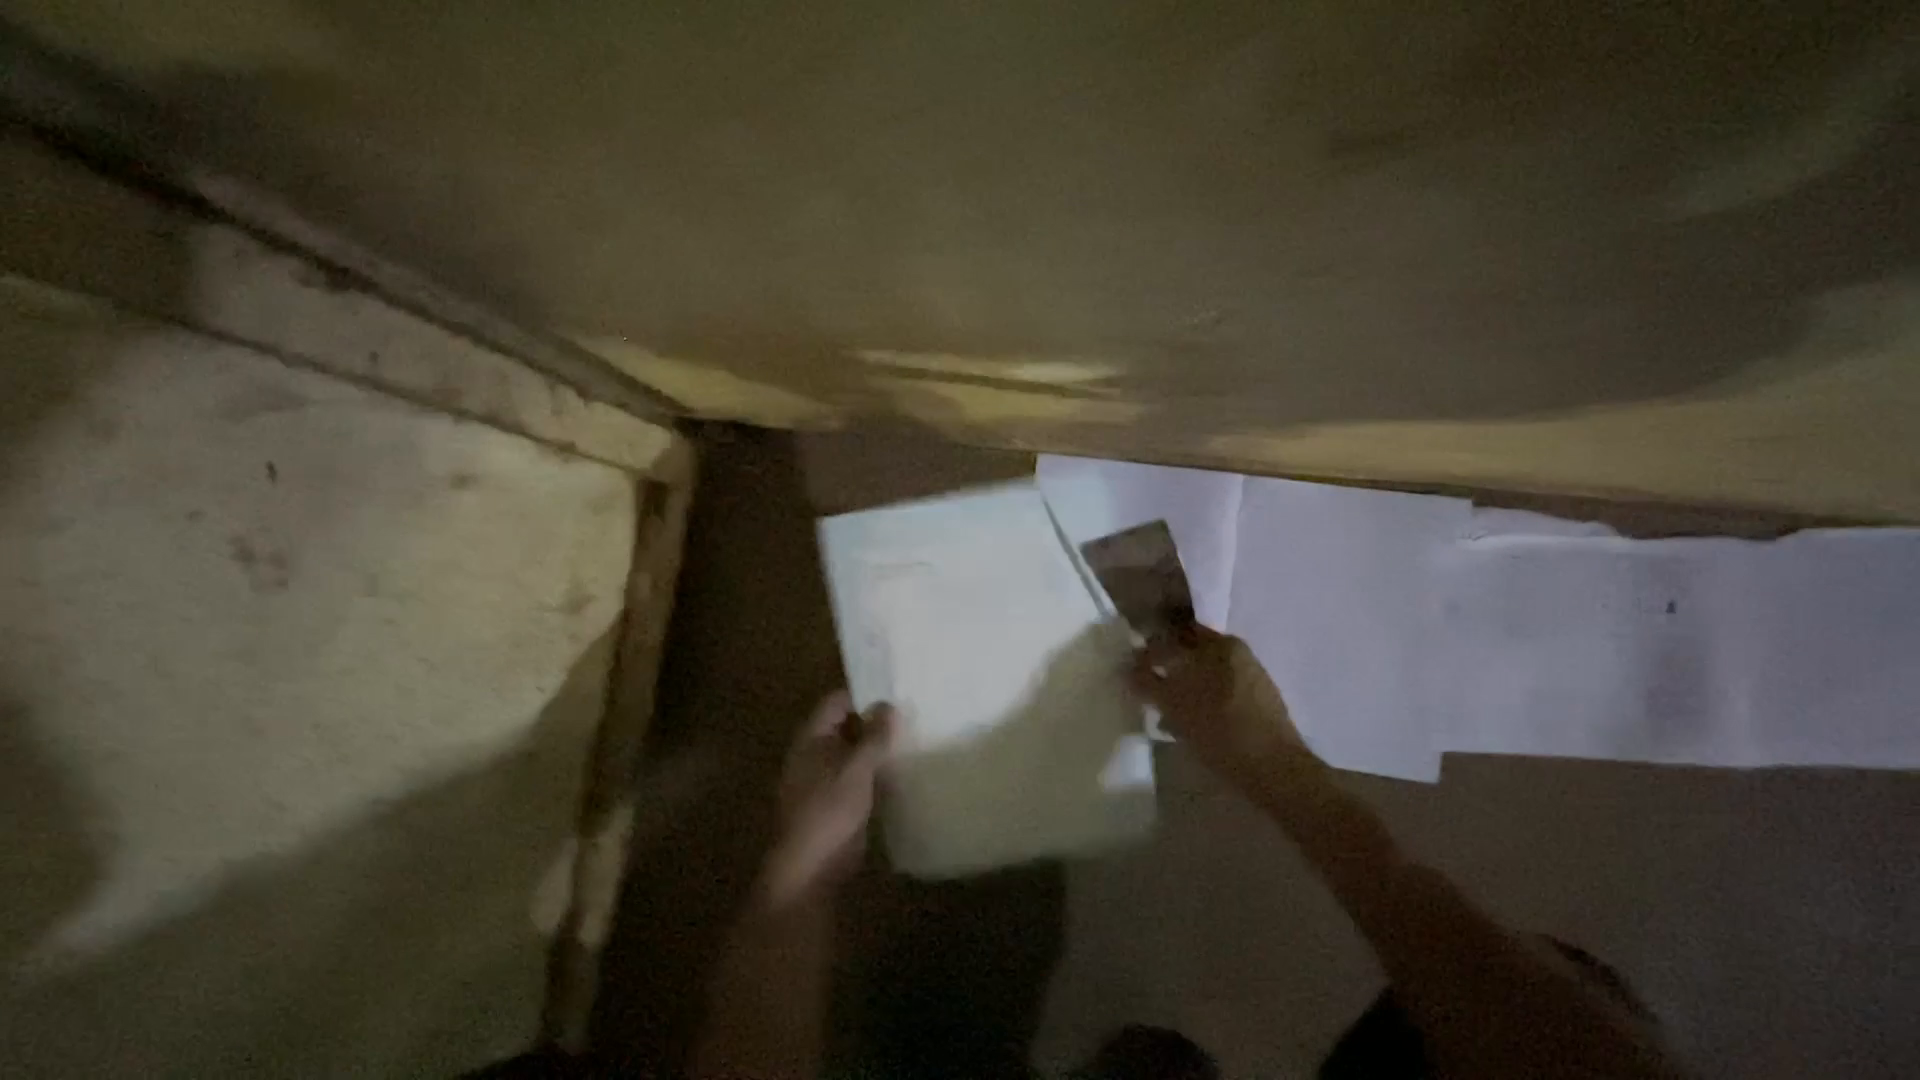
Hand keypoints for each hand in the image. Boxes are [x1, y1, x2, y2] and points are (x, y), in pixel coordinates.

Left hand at [759, 691, 893, 907]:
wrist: (811, 867)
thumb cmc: (828, 810)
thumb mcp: (855, 768)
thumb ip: (874, 737)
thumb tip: (889, 705)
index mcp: (811, 738)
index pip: (837, 702)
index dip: (864, 695)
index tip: (897, 692)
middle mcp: (816, 753)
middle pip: (847, 726)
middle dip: (876, 721)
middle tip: (913, 713)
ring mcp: (827, 779)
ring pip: (856, 752)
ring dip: (879, 748)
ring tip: (916, 737)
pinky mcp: (840, 802)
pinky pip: (861, 777)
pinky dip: (878, 771)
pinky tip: (905, 770)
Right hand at [1127, 626, 1306, 780]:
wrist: (1275, 770)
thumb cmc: (1221, 731)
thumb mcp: (1175, 705)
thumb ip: (1148, 683)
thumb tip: (1127, 669)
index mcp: (1220, 645)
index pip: (1173, 636)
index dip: (1148, 651)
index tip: (1130, 668)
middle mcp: (1237, 653)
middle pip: (1191, 653)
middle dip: (1166, 668)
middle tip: (1144, 689)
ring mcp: (1250, 677)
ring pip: (1205, 673)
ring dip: (1182, 686)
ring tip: (1162, 712)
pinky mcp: (1258, 701)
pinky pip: (1219, 691)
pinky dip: (1200, 700)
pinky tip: (1188, 724)